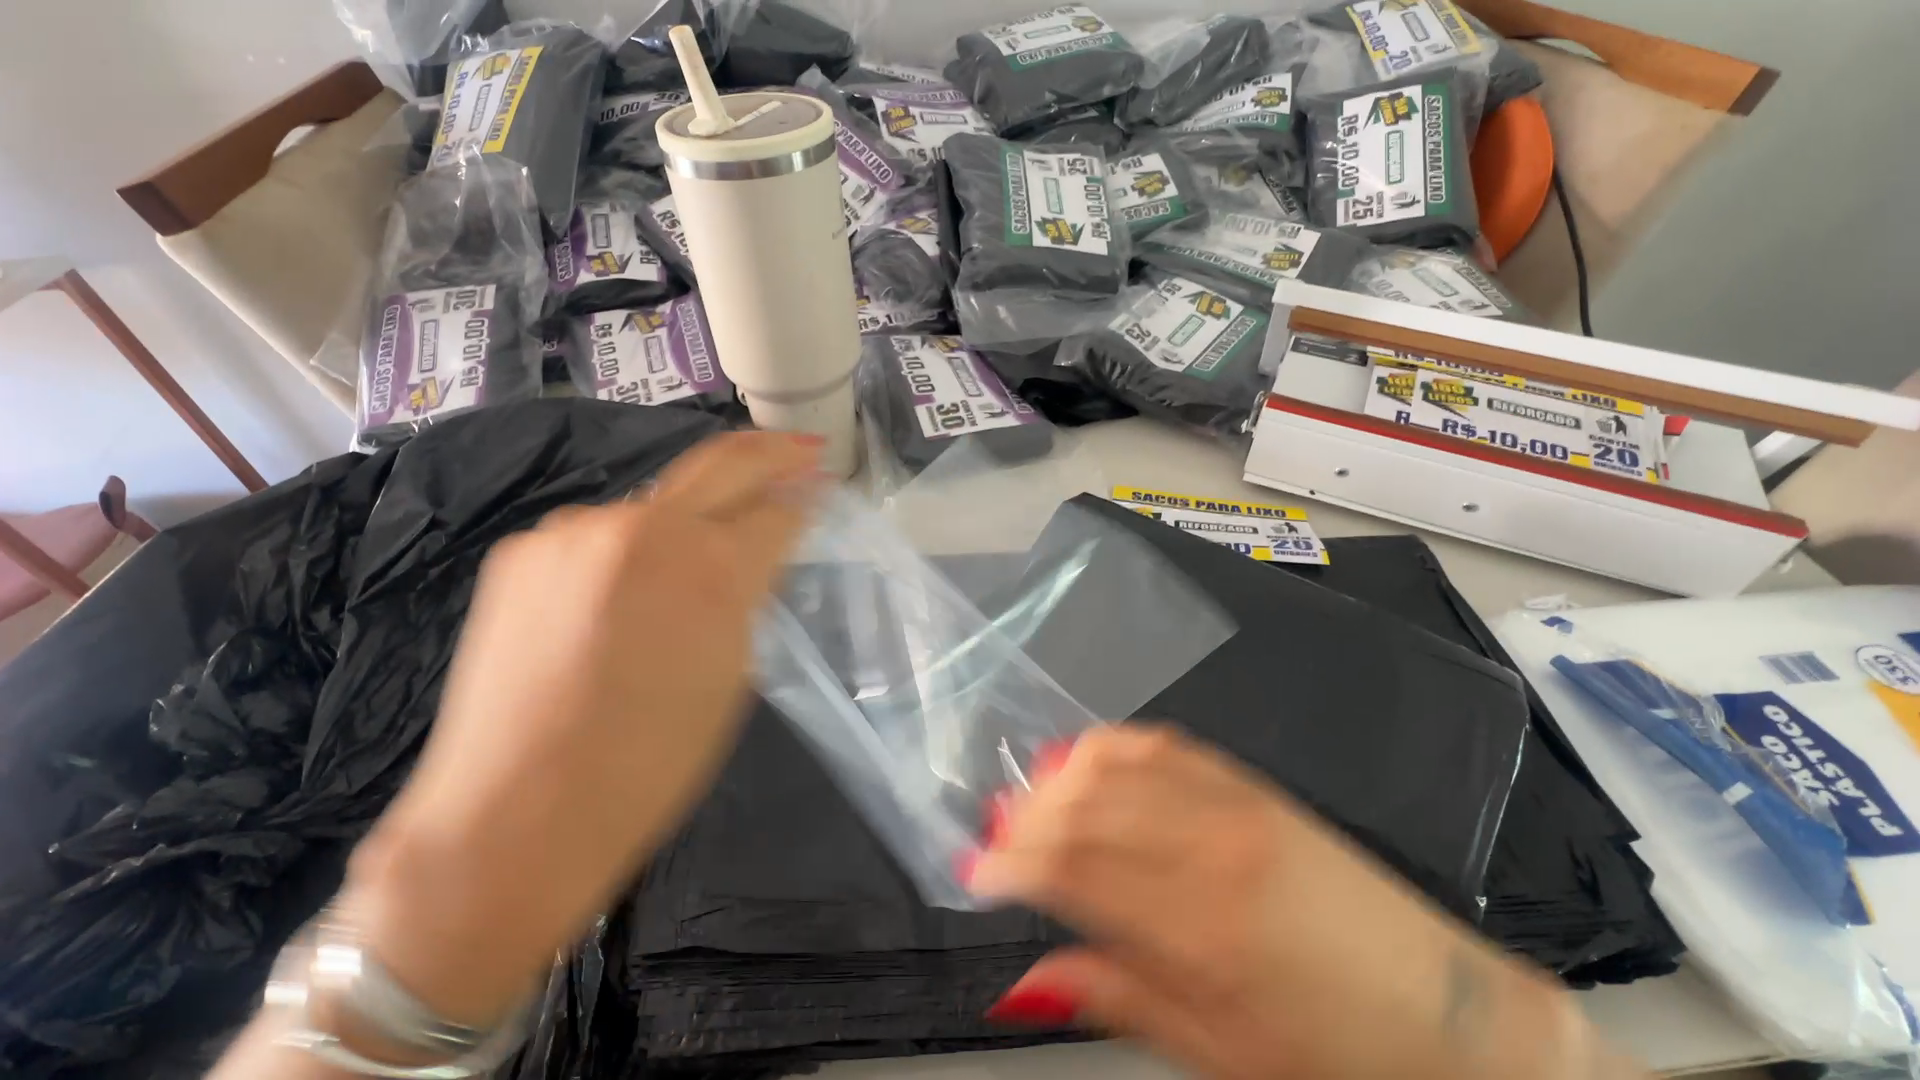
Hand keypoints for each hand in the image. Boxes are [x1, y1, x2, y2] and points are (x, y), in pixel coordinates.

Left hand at [340, 432, 822, 1027]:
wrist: (513, 813)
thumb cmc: (648, 766)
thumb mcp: (731, 675)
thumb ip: (747, 597)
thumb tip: (755, 554)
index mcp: (713, 567)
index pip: (778, 509)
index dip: (806, 498)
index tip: (822, 487)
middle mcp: (645, 526)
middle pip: (724, 461)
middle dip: (773, 452)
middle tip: (806, 449)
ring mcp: (574, 531)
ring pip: (655, 505)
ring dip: (690, 517)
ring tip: (703, 554)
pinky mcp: (522, 550)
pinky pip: (598, 535)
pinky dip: (628, 550)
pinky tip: (626, 595)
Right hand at [969, 727, 1641, 1079]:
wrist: (1451, 1020)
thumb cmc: (1332, 1054)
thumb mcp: (1216, 1049)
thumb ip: (1115, 997)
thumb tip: (1026, 980)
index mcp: (1198, 926)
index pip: (1072, 866)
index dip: (1011, 862)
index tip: (977, 872)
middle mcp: (1212, 848)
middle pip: (1086, 804)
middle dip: (1026, 816)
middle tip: (994, 838)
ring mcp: (1240, 808)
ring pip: (1121, 764)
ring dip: (1063, 777)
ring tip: (1032, 801)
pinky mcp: (1262, 792)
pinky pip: (1172, 748)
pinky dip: (1120, 749)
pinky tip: (1095, 763)